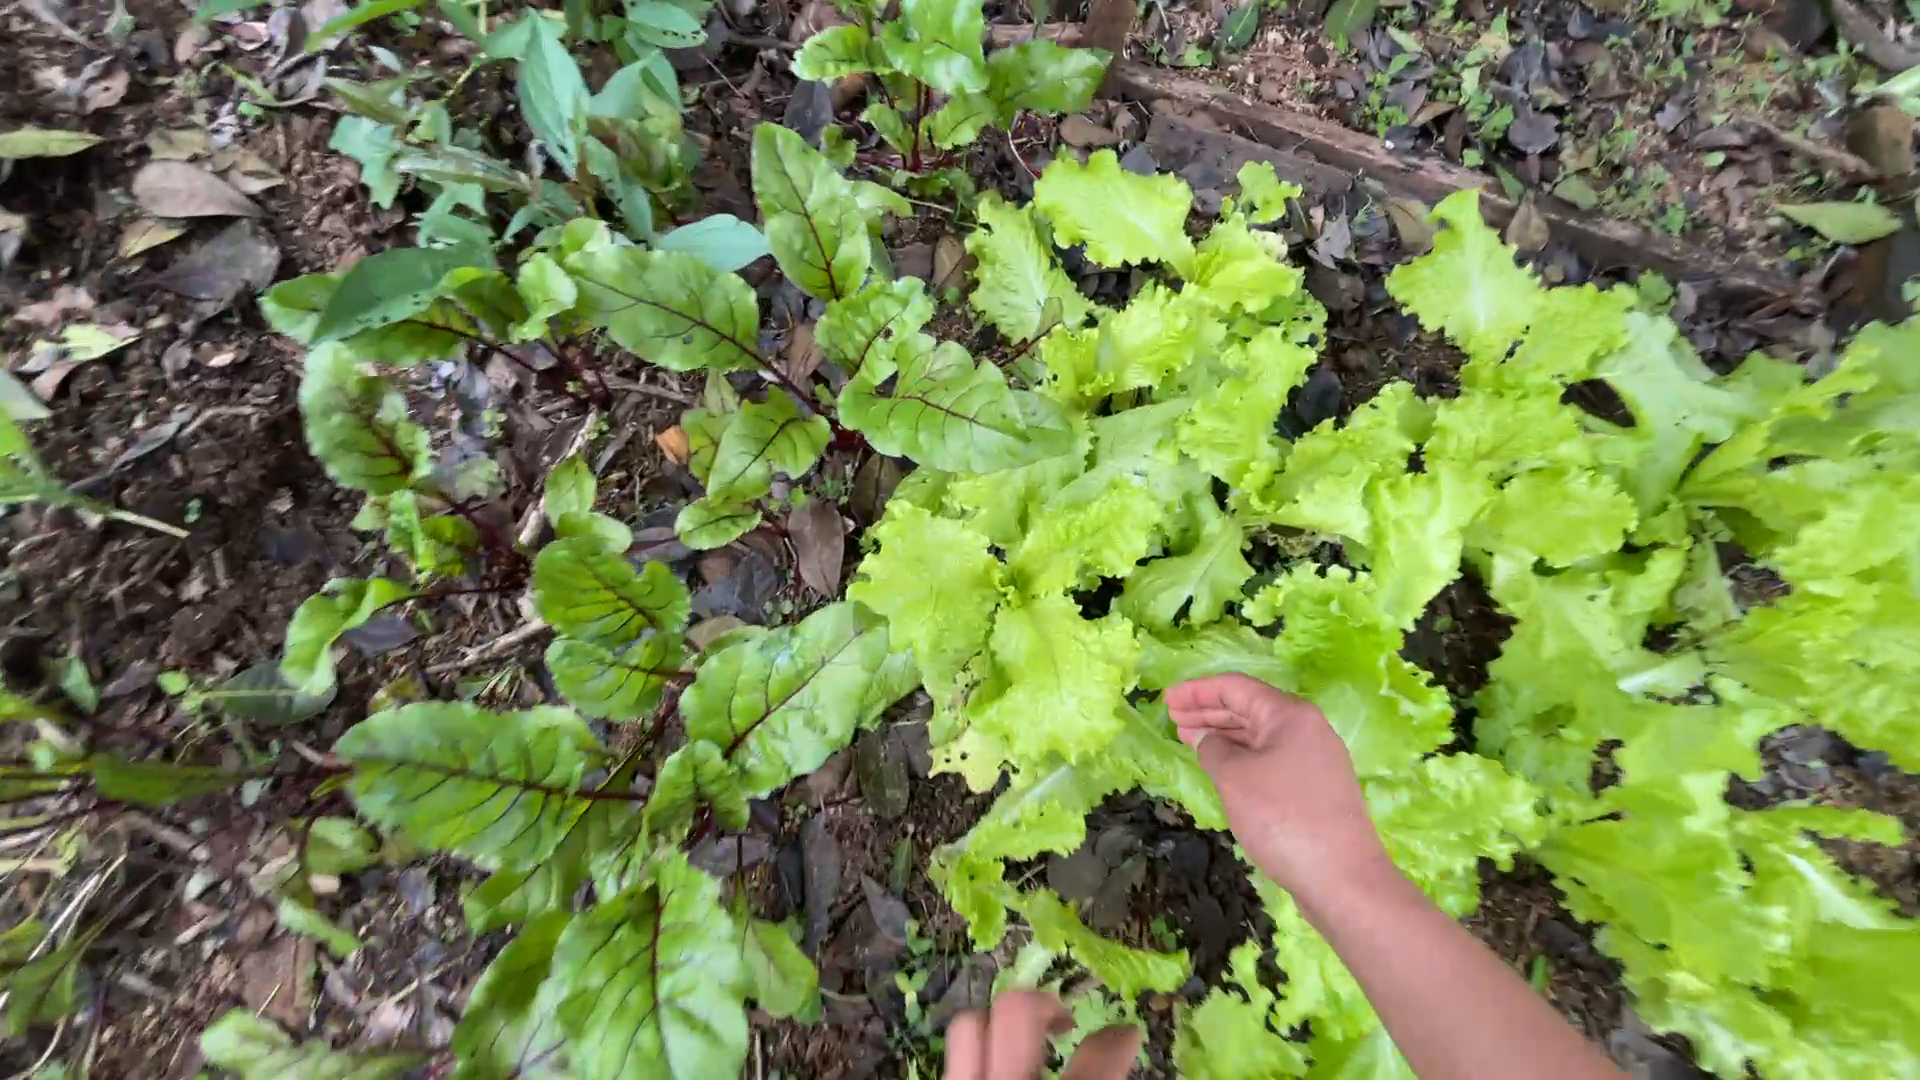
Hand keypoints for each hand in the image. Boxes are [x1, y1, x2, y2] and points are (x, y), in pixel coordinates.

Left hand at [943, 991, 1139, 1079]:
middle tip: (1063, 1017)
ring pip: (968, 1026)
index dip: (1117, 1042)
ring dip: (995, 1023)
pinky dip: (975, 1053)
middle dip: (1041, 1003)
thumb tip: (1115, 1050)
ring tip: (1022, 1035)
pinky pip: (952, 1061)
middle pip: (1014, 1011)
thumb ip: (1100, 1077)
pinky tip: (995, 1065)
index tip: (1127, 1031)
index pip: (1096, 1060)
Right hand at [1165, 674, 1391, 901]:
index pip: (1235, 687)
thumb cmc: (1283, 818)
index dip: (1197, 691)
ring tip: (1189, 738)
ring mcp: (1315, 758)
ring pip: (1259, 734)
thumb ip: (1212, 748)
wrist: (1344, 880)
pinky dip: (1241, 755)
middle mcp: (1306, 728)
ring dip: (1223, 733)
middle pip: (1248, 707)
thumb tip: (1207, 739)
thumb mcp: (1234, 778)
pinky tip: (1221, 765)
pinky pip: (1270, 756)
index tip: (1167, 699)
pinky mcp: (1316, 786)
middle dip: (1208, 710)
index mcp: (1289, 714)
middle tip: (1173, 718)